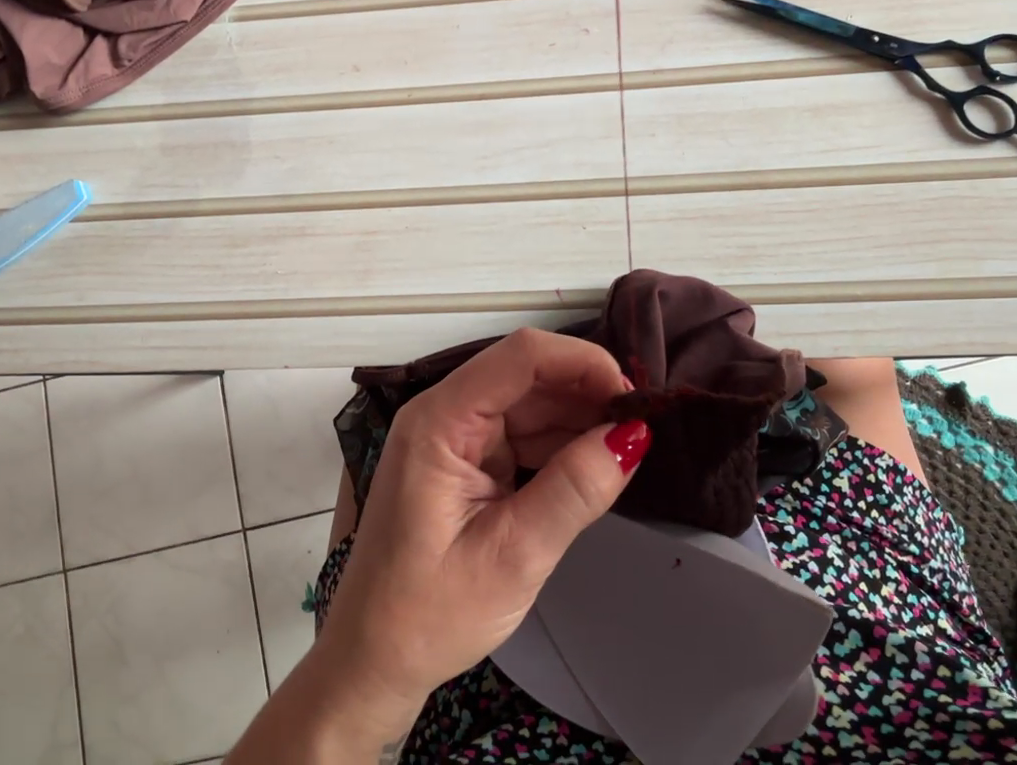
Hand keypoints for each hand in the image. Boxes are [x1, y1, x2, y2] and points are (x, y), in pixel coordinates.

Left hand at [315, 328, 650, 715]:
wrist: (374, 660)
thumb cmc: (429, 615)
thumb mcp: (514, 556)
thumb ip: (575, 490)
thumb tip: (634, 434)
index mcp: (439, 424)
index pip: (520, 357)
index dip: (582, 362)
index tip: (634, 398)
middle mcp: (444, 416)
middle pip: (527, 376)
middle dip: (587, 394)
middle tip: (642, 430)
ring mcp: (454, 439)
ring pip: (530, 404)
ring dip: (580, 421)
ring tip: (627, 451)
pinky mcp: (466, 463)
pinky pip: (522, 436)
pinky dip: (561, 447)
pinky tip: (593, 467)